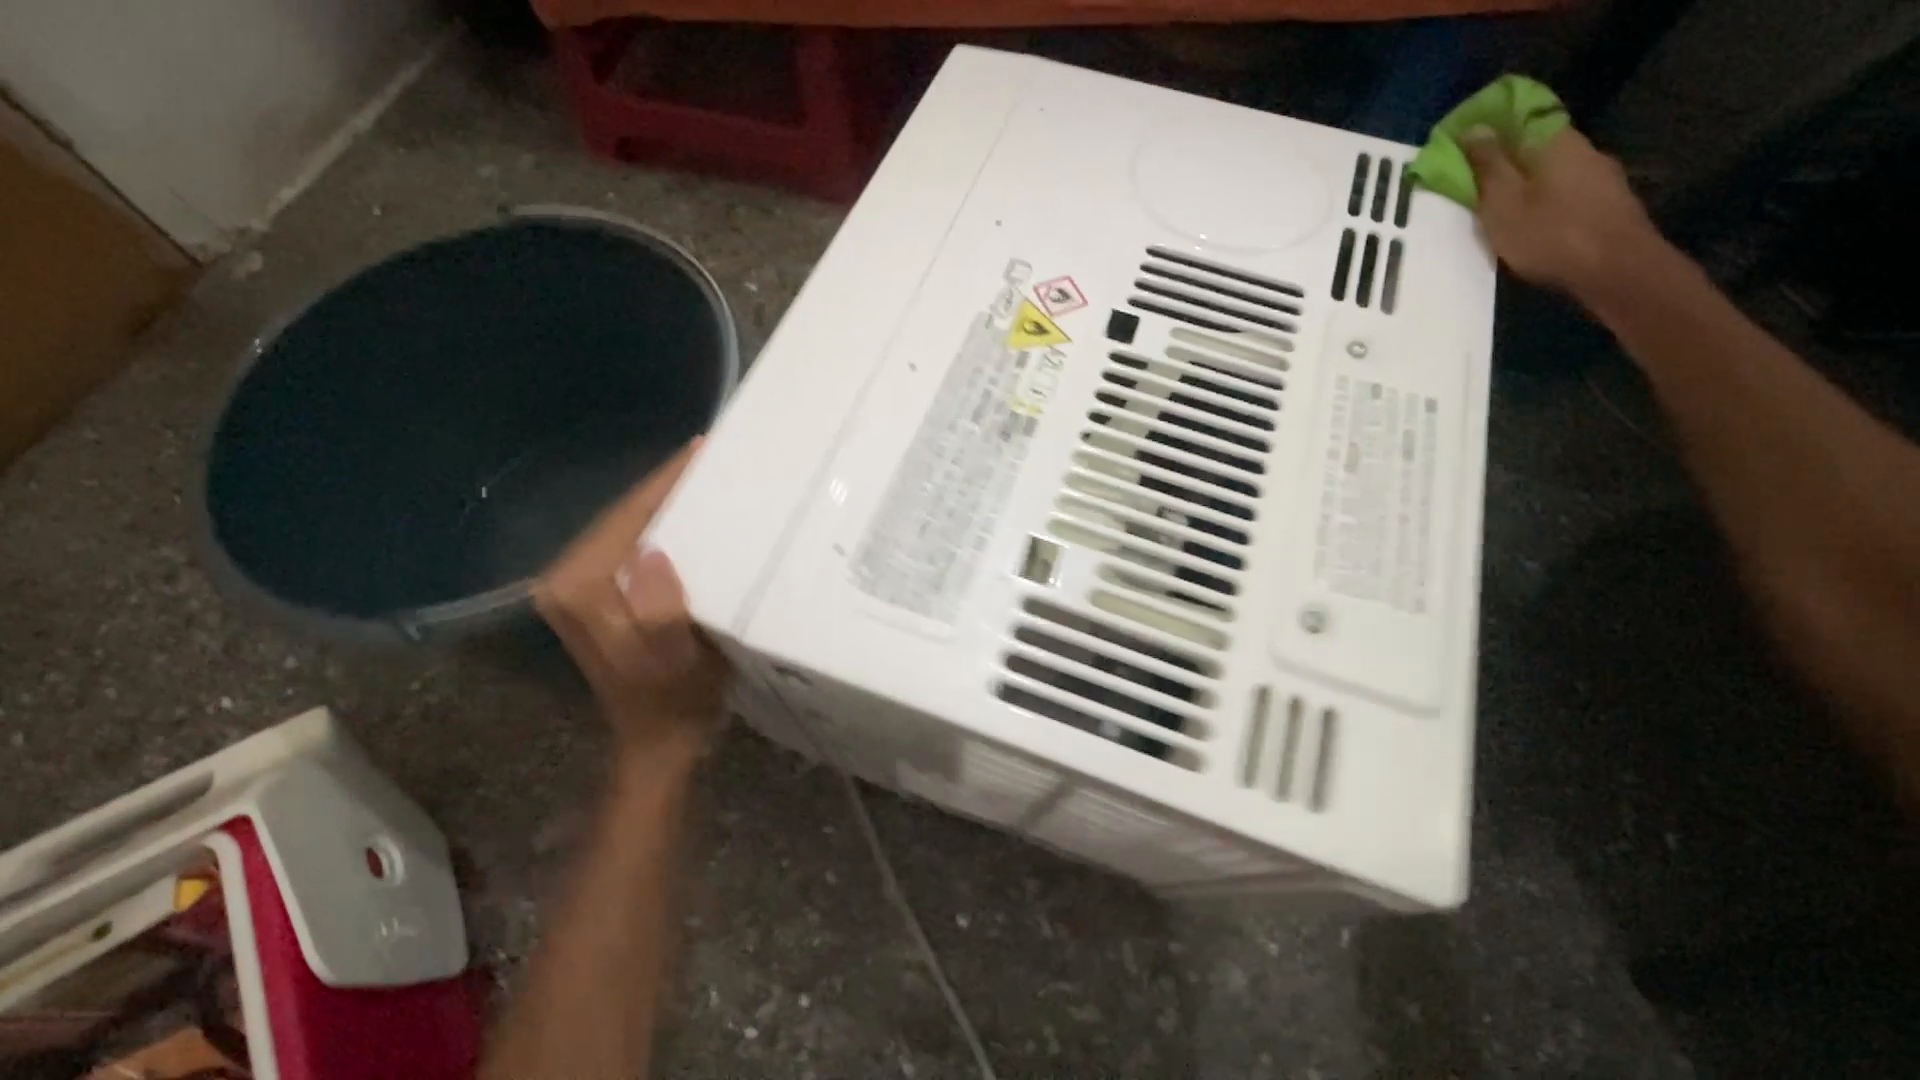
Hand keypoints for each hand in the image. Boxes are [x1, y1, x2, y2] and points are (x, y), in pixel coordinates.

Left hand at [535, 440, 727, 759]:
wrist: (656, 742)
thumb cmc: (675, 705)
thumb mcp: (677, 666)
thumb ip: (661, 616)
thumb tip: (653, 556)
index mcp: (581, 592)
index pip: (625, 519)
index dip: (664, 483)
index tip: (701, 448)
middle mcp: (565, 581)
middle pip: (621, 515)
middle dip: (665, 485)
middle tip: (711, 455)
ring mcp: (574, 587)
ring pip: (624, 525)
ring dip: (663, 501)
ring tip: (705, 476)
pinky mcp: (589, 593)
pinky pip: (626, 542)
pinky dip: (657, 524)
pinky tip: (686, 513)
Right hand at [1463, 125, 1659, 298]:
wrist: (1618, 271)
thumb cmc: (1551, 234)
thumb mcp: (1503, 202)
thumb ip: (1488, 165)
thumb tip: (1475, 128)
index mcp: (1555, 141)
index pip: (1519, 116)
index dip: (1489, 127)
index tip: (1463, 144)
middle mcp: (1584, 149)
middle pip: (1537, 145)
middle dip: (1507, 158)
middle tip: (1478, 183)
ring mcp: (1602, 176)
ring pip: (1554, 170)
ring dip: (1528, 182)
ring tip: (1504, 207)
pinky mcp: (1610, 203)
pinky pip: (1568, 191)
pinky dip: (1547, 199)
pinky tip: (1536, 221)